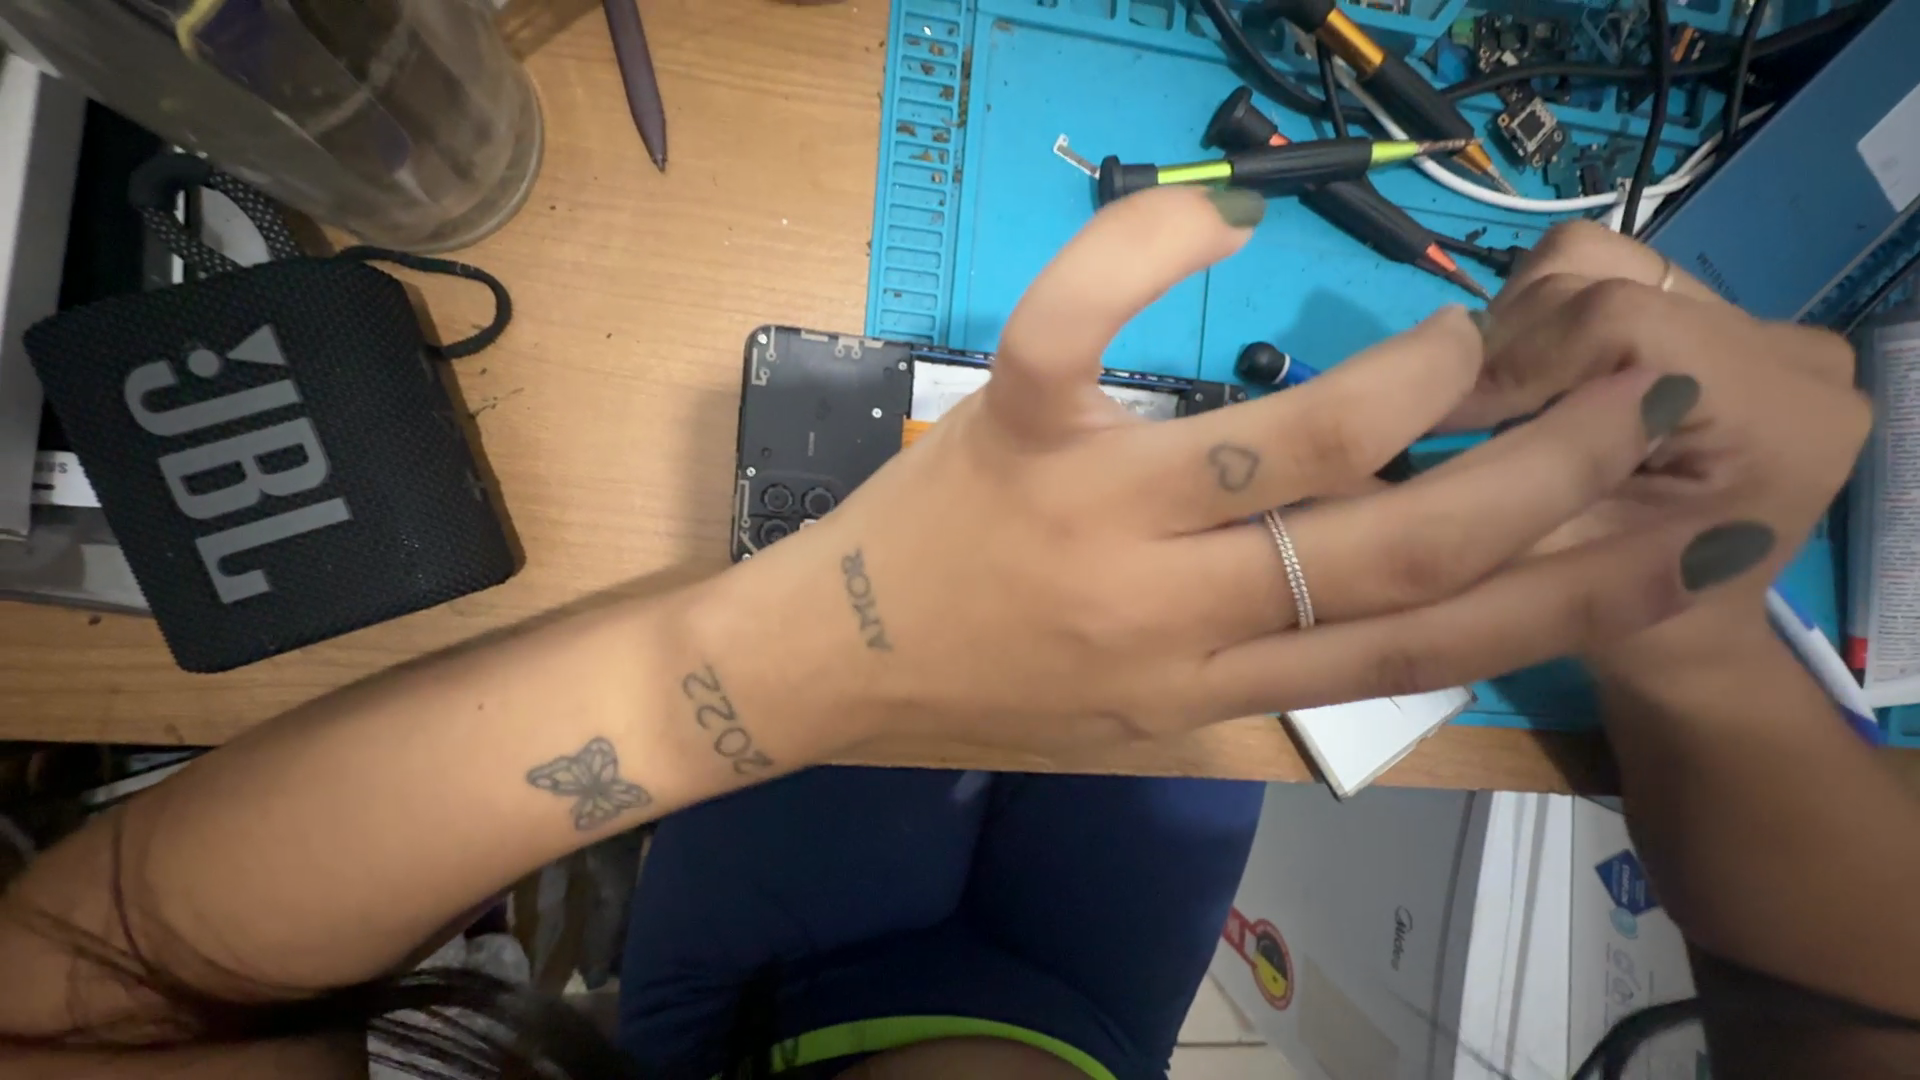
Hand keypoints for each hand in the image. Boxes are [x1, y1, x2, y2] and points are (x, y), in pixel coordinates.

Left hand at [700, 193, 1760, 754]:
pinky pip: (1082, 325)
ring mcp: (1087, 512)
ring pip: (1286, 446)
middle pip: (1389, 550)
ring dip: (1410, 378)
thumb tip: (1361, 608)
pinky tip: (1221, 219)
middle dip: (1537, 476)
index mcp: (1201, 689)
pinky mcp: (1010, 434)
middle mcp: (1167, 611)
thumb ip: (1242, 673)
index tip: (1651, 537)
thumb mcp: (1124, 720)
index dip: (1554, 601)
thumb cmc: (979, 692)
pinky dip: (1146, 249)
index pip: (1411, 652)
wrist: (829, 671)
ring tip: (1469, 332)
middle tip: (1619, 399)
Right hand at [1453, 221, 1870, 683]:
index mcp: (1777, 414)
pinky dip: (1539, 320)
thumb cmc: (1614, 618)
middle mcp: (1789, 351)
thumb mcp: (1544, 560)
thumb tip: (1418, 397)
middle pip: (1597, 280)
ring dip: (1516, 331)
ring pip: (1592, 260)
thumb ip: (1502, 475)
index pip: (1614, 319)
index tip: (1439, 426)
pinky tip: (1535, 384)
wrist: (1680, 630)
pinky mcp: (1719, 326)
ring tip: (1506, 406)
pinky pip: (1603, 272)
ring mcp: (1759, 330)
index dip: (1507, 365)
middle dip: (1503, 352)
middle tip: (1469, 429)